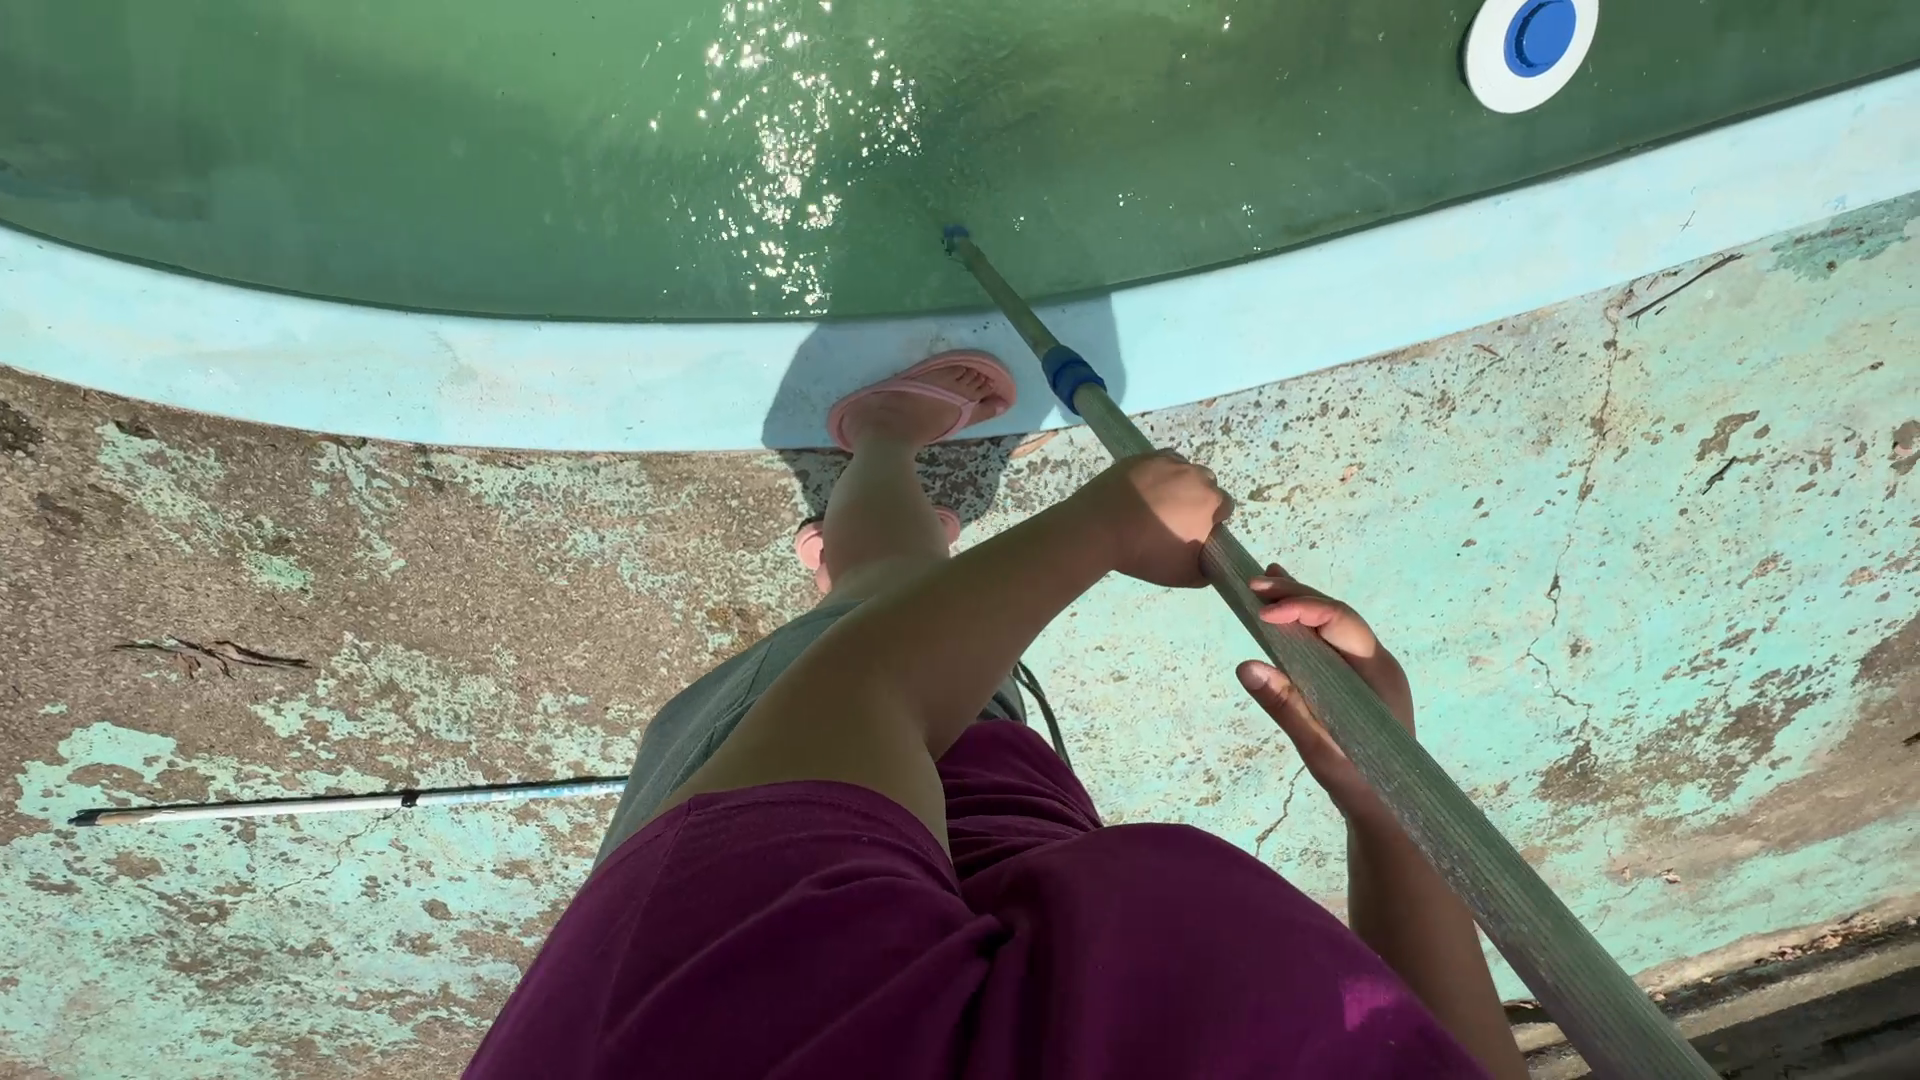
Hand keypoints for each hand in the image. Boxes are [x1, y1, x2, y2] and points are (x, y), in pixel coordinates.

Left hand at [1072, 451, 1231, 587]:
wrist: (1099, 529)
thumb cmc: (1145, 553)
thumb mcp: (1183, 575)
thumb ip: (1205, 571)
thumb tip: (1210, 566)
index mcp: (1211, 501)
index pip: (1223, 508)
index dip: (1209, 521)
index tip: (1190, 532)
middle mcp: (1195, 475)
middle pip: (1205, 485)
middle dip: (1194, 500)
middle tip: (1171, 518)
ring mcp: (1167, 462)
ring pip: (1182, 471)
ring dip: (1176, 484)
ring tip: (1154, 503)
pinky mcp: (1142, 457)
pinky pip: (1159, 462)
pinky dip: (1156, 473)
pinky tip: (1143, 488)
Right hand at [1235, 567, 1412, 830]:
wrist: (1391, 810)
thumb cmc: (1359, 782)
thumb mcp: (1318, 747)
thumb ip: (1285, 706)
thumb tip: (1246, 666)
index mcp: (1377, 673)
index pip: (1339, 622)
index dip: (1301, 610)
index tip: (1262, 613)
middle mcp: (1375, 661)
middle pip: (1334, 614)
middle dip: (1295, 596)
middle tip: (1253, 585)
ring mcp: (1365, 668)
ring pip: (1330, 621)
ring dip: (1296, 600)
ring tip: (1263, 580)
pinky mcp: (1352, 677)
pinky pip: (1326, 637)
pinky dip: (1302, 618)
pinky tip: (1281, 604)